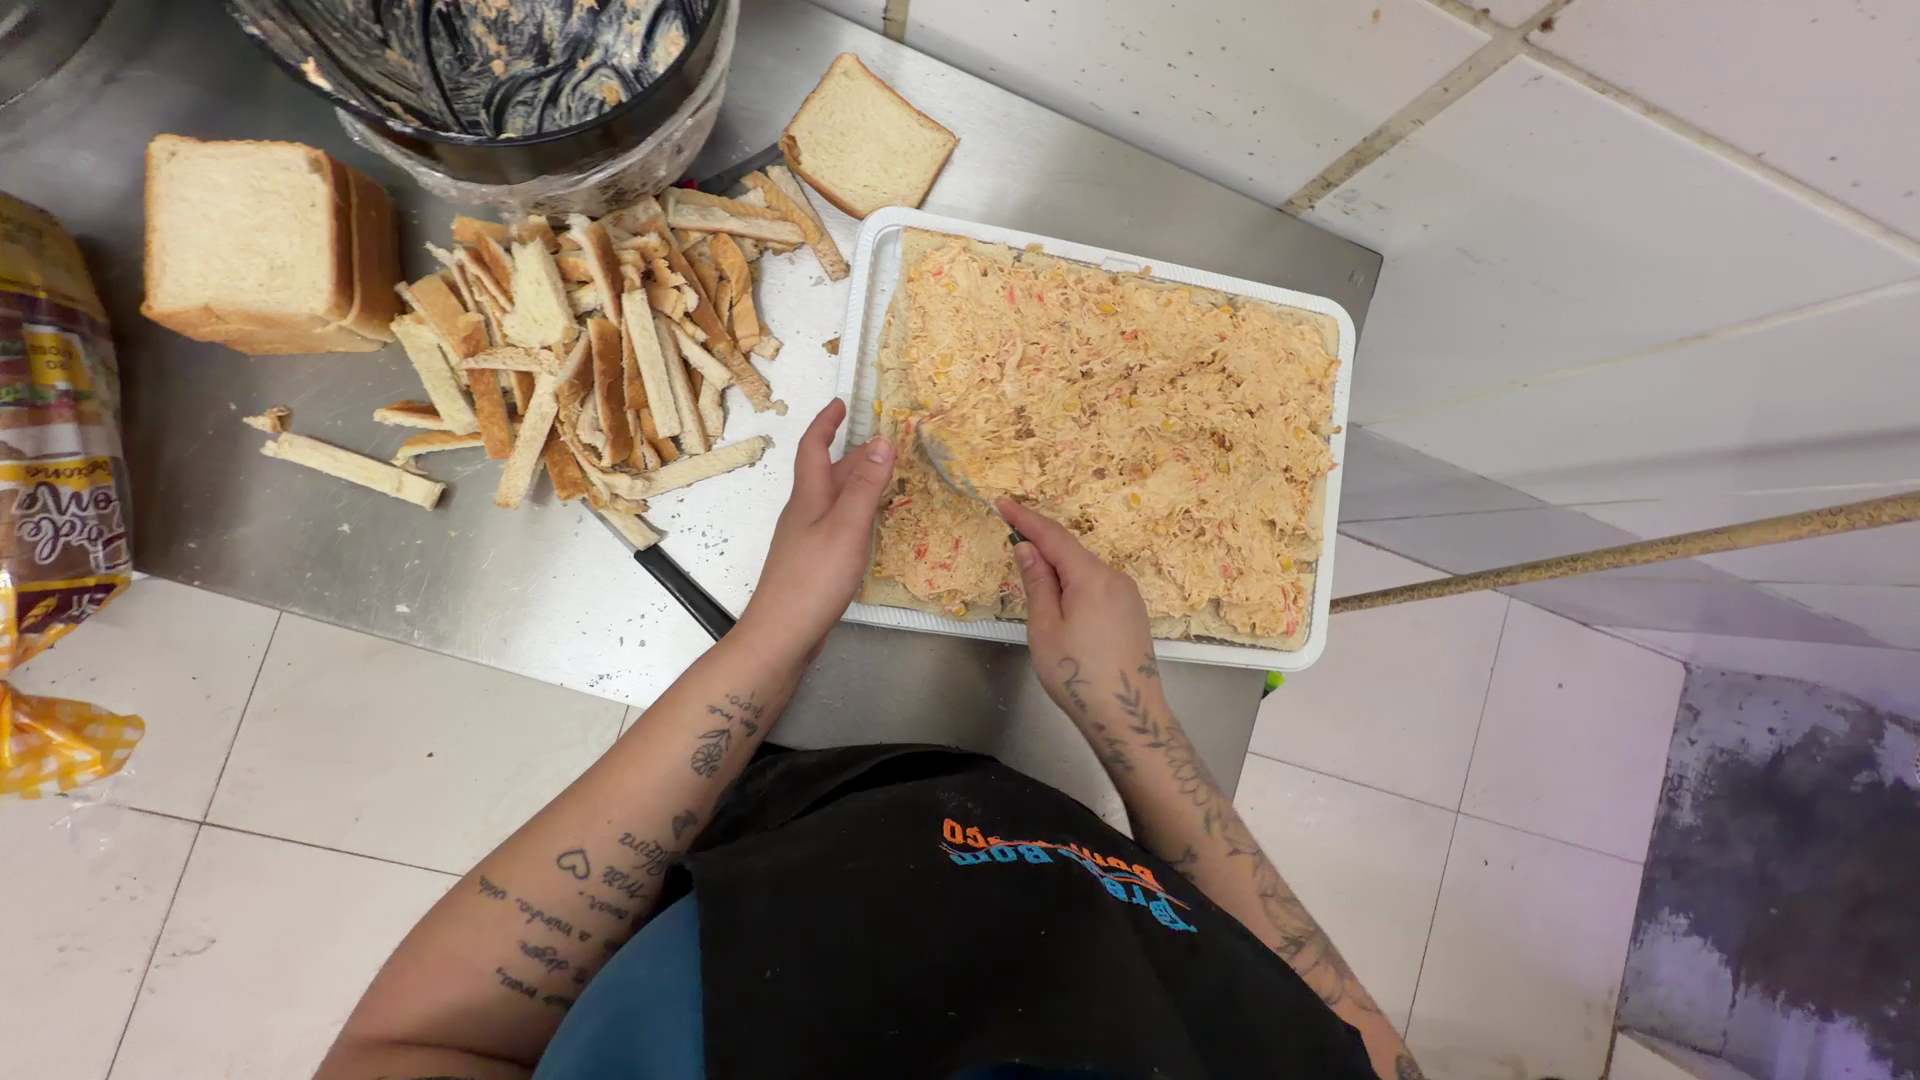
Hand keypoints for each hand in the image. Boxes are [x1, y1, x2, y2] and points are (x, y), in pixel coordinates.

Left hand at [739, 399, 894, 660]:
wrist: (782, 633)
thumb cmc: (813, 578)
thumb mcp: (846, 527)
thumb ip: (865, 486)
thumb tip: (881, 441)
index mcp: (808, 497)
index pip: (813, 448)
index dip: (826, 423)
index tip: (841, 403)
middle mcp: (803, 512)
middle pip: (826, 473)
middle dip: (852, 453)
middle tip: (883, 443)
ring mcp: (805, 539)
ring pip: (832, 500)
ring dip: (856, 483)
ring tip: (885, 478)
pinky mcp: (811, 563)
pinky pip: (835, 524)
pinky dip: (854, 513)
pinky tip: (868, 527)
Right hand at [999, 498, 1166, 727]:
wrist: (1129, 716)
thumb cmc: (1078, 674)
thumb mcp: (1045, 627)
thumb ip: (1037, 583)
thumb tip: (1028, 548)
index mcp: (1092, 577)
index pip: (1054, 536)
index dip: (1026, 518)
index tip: (1002, 503)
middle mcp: (1115, 578)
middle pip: (1072, 553)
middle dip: (1041, 546)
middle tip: (1012, 546)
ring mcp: (1128, 597)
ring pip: (1085, 572)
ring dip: (1058, 571)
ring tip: (1035, 592)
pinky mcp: (1133, 614)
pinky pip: (1098, 588)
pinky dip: (1075, 587)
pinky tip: (1063, 609)